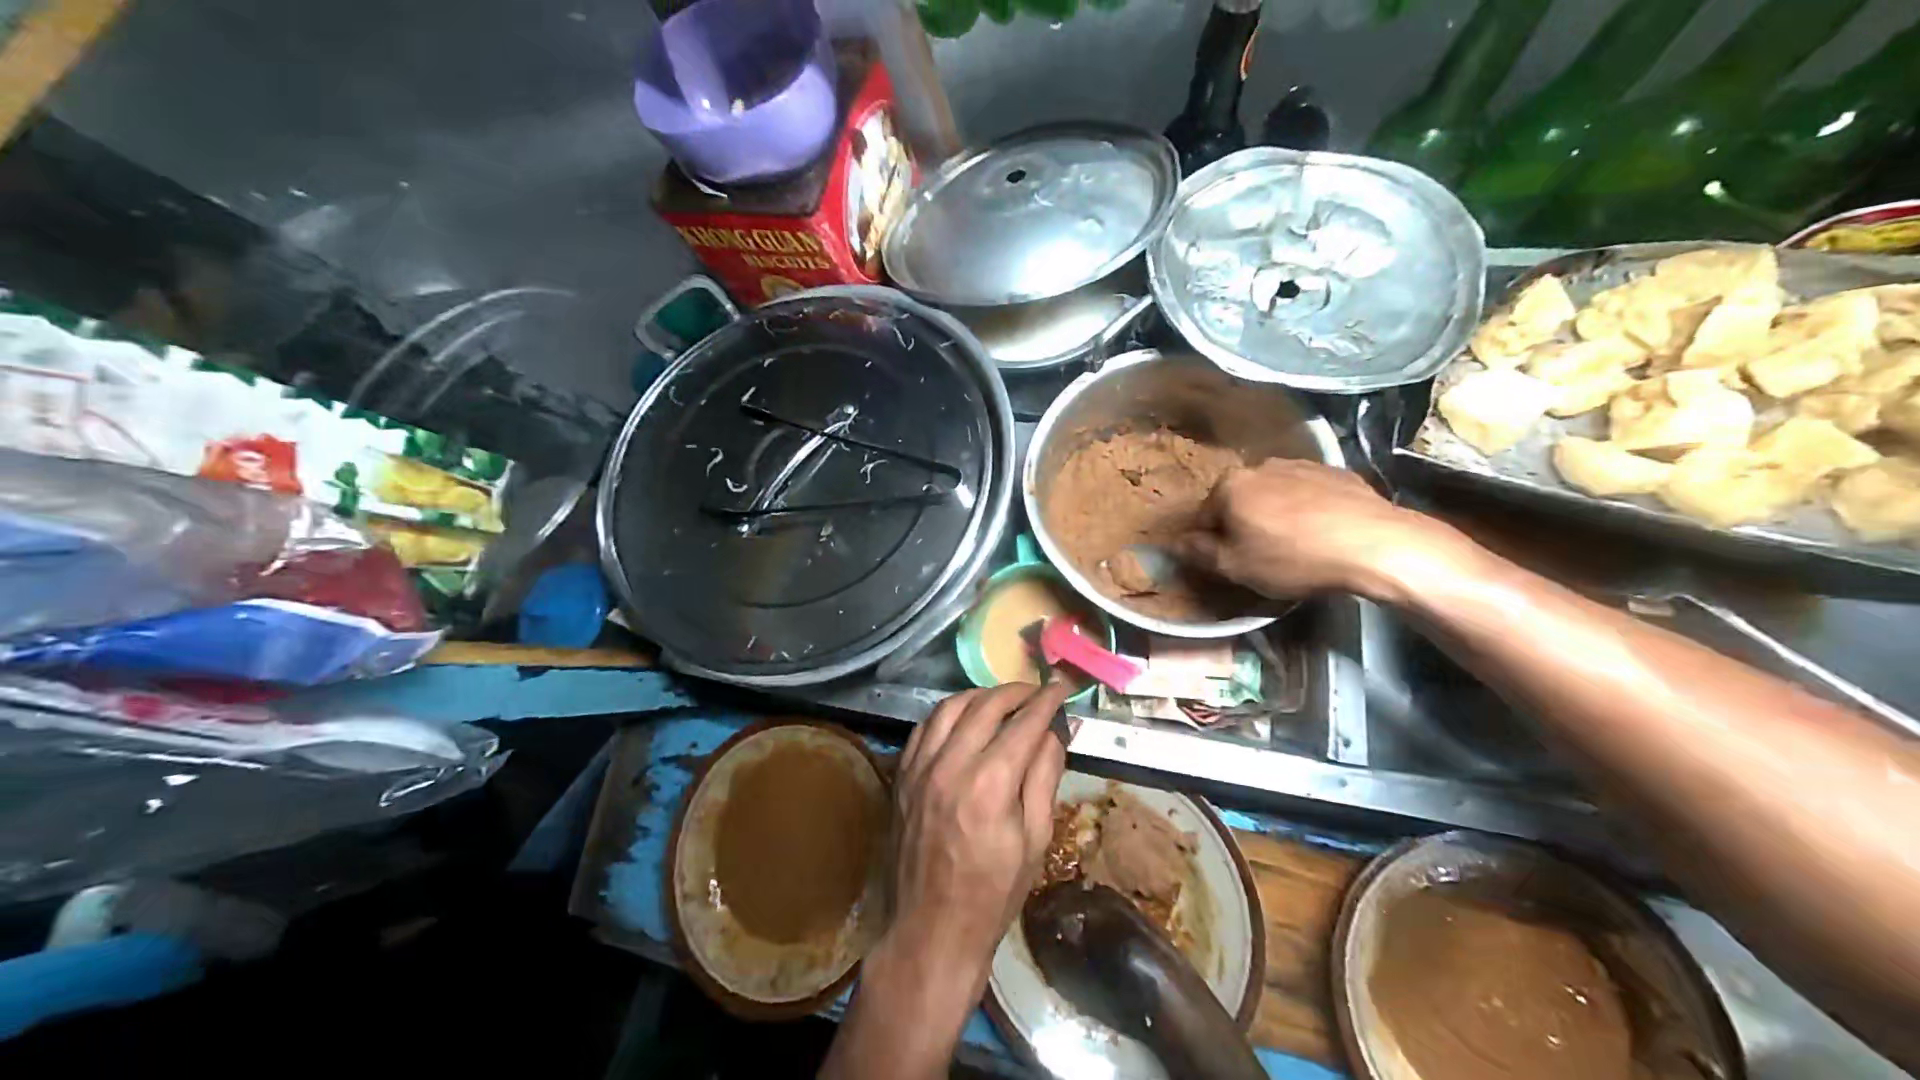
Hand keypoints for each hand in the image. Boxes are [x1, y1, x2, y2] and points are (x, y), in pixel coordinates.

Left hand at [887, 681, 1075, 977]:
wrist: (931, 928)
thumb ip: (1044, 776)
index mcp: (990, 784)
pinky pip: (925, 726)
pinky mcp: (902, 775)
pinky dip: (948, 713)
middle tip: (1036, 692)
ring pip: (950, 707)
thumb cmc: (994, 892)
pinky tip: (964, 719)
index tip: (1061, 687)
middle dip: (1016, 692)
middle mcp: (951, 764)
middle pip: (986, 705)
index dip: (1047, 701)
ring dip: (980, 696)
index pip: (1024, 723)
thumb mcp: (1035, 839)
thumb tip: (1055, 731)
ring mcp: (920, 767)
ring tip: (1002, 700)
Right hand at [1175, 459, 1471, 601]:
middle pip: (1238, 501)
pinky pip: (1308, 493)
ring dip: (1274, 515)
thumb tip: (1176, 540)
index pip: (1203, 517)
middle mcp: (1260, 466)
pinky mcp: (1337, 472)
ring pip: (1273, 494)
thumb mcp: (1234, 566)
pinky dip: (1307, 509)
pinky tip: (1321, 533)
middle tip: (1260, 556)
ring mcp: (1301, 464)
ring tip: (1294, 545)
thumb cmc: (1292, 558)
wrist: (1374, 544)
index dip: (1210, 544)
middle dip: (1242, 524)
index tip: (1226, 564)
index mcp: (1229, 486)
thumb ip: (1197, 552)